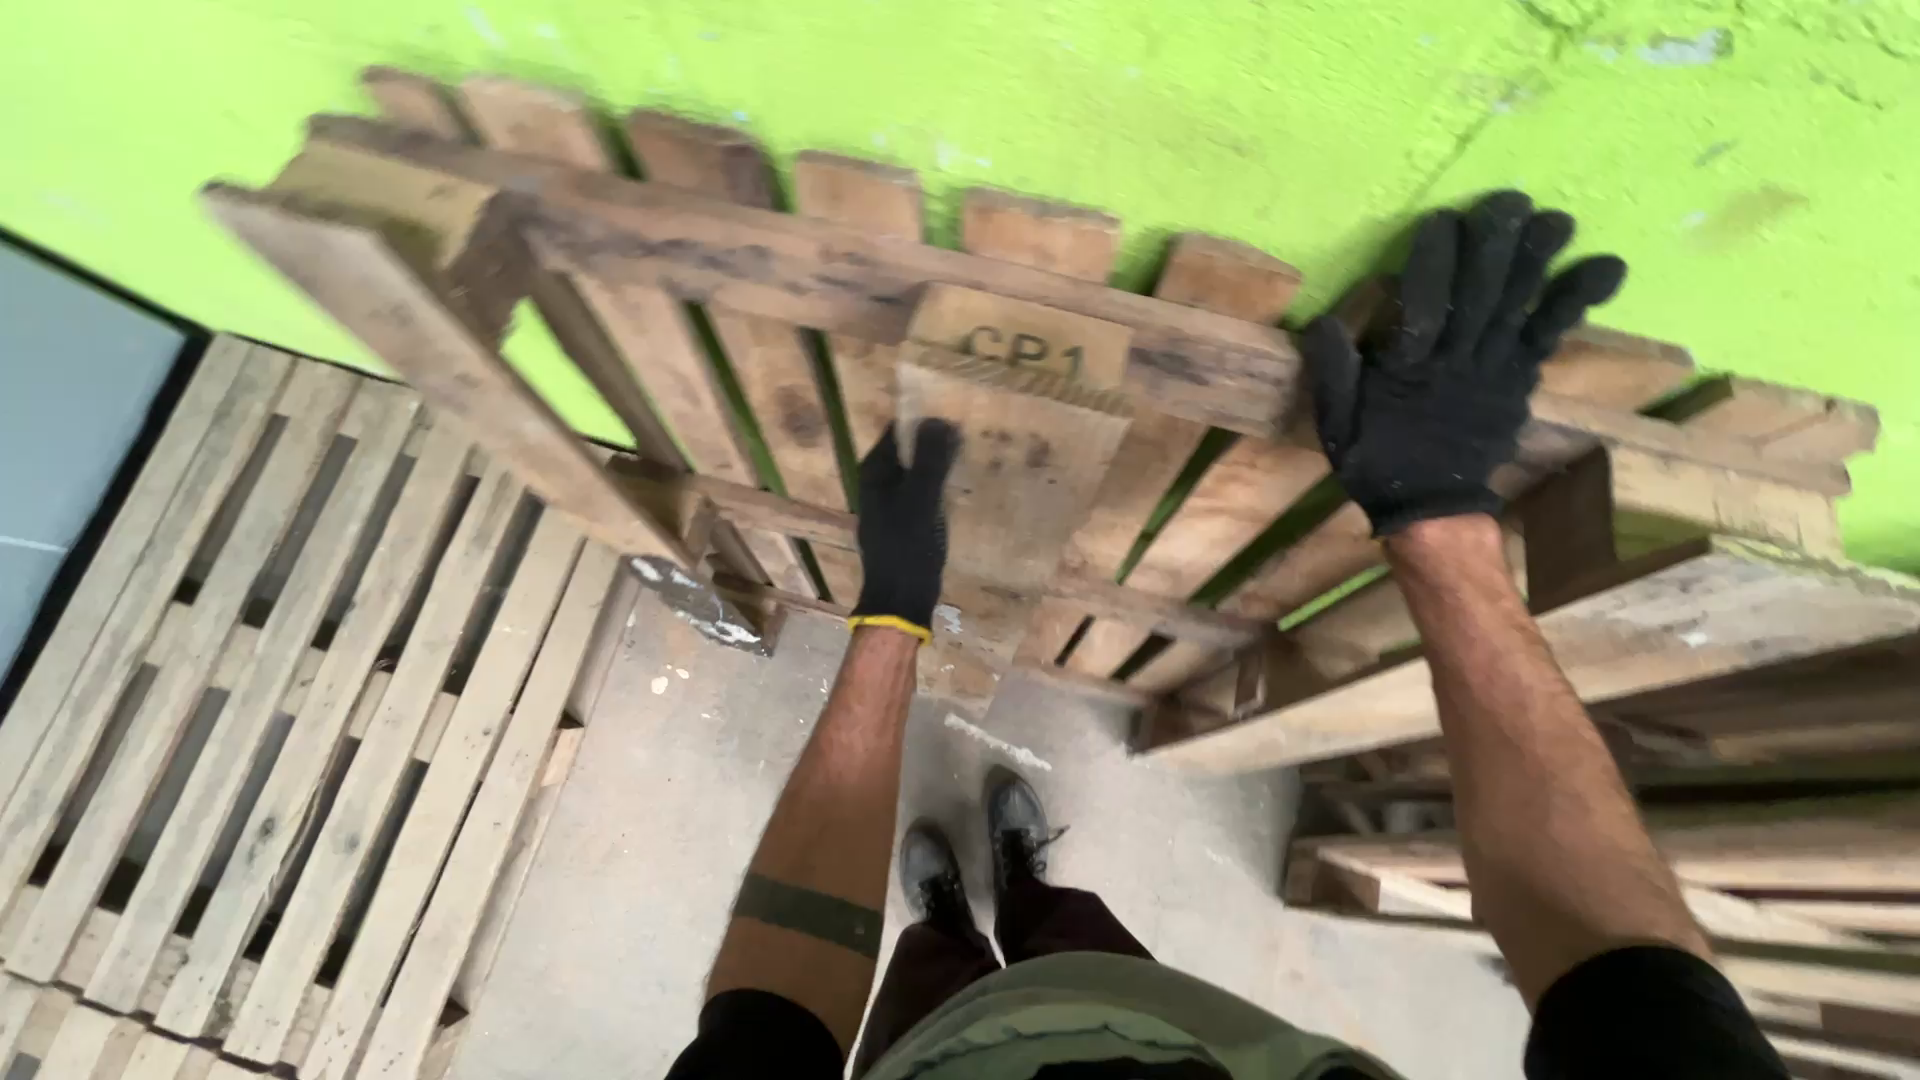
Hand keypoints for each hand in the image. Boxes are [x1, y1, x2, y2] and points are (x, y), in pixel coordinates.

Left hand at [849, 421, 960, 641]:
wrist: (900, 599)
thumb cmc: (908, 547)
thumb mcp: (921, 500)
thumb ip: (930, 460)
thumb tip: (940, 419)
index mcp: (874, 471)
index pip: (901, 430)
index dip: (928, 422)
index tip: (958, 418)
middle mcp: (877, 482)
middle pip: (910, 450)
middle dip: (937, 443)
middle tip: (970, 438)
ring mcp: (890, 503)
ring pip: (918, 472)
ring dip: (940, 466)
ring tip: (970, 460)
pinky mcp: (904, 521)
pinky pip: (923, 493)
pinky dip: (939, 488)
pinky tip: (960, 491)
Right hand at [1300, 191, 1626, 535]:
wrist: (1431, 504)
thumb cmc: (1375, 458)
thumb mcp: (1335, 422)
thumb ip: (1330, 373)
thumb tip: (1323, 322)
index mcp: (1407, 370)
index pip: (1424, 302)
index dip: (1435, 258)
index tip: (1439, 221)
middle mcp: (1457, 362)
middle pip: (1480, 293)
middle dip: (1493, 244)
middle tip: (1506, 200)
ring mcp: (1496, 370)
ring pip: (1520, 305)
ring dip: (1539, 260)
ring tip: (1554, 217)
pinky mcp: (1521, 379)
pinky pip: (1552, 335)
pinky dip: (1577, 302)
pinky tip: (1604, 266)